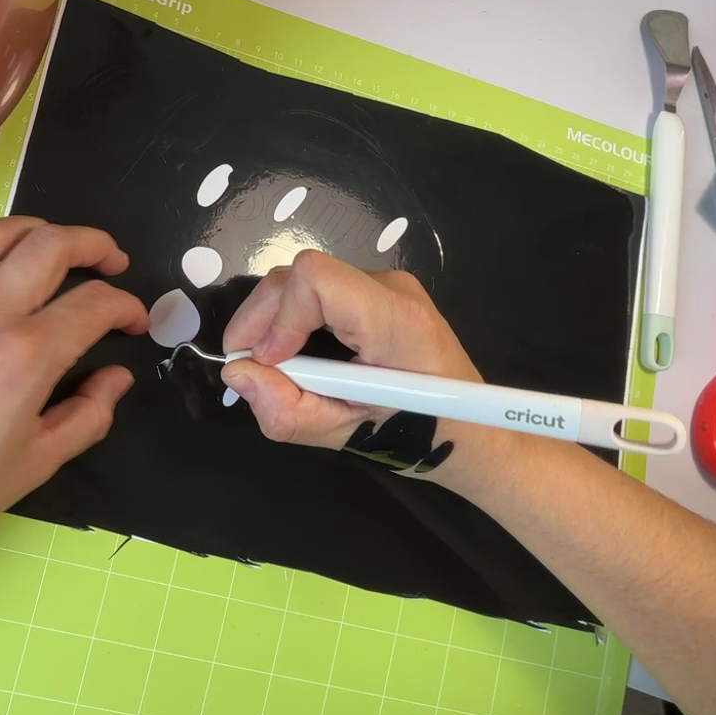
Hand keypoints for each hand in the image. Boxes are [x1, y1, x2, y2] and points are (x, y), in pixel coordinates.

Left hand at [0, 217, 148, 567]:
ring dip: (36, 228)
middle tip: (113, 260)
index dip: (127, 306)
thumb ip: (89, 414)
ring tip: (56, 243)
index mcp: (28, 356)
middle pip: (52, 246)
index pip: (94, 305)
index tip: (134, 321)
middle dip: (95, 244)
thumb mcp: (38, 463)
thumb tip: (118, 376)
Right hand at [220, 249, 481, 449]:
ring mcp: (381, 285)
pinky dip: (288, 322)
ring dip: (271, 321)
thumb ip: (289, 410)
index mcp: (395, 320)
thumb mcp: (349, 435)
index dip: (278, 316)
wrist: (478, 434)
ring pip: (299, 282)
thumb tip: (236, 375)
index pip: (315, 278)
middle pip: (298, 275)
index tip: (267, 362)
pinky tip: (294, 356)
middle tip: (247, 366)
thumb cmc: (425, 439)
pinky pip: (313, 292)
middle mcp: (388, 287)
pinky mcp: (372, 293)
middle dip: (260, 319)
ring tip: (271, 366)